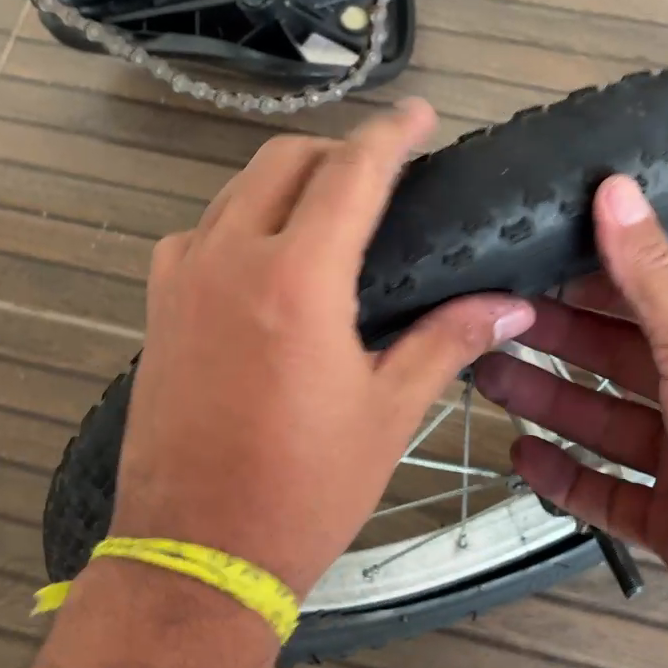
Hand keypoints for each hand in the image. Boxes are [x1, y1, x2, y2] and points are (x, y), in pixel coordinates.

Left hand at [111, 101, 535, 597]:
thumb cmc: (303, 489)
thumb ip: (448, 341)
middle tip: (382, 171)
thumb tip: (510, 307)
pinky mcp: (157, 309)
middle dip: (339, 149)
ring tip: (330, 206)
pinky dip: (239, 220)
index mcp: (297, 279)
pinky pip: (199, 232)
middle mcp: (231, 260)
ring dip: (287, 179)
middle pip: (286, 160)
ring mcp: (182, 280)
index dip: (390, 133)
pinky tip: (264, 256)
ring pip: (236, 189)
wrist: (198, 554)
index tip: (419, 113)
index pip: (351, 173)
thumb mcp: (388, 412)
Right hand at [473, 175, 667, 644]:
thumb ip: (652, 273)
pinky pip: (608, 489)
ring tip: (492, 379)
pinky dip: (567, 474)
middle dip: (561, 341)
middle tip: (499, 322)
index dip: (598, 283)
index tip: (540, 269)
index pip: (658, 299)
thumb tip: (617, 189)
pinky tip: (525, 455)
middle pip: (624, 360)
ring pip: (609, 423)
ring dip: (553, 401)